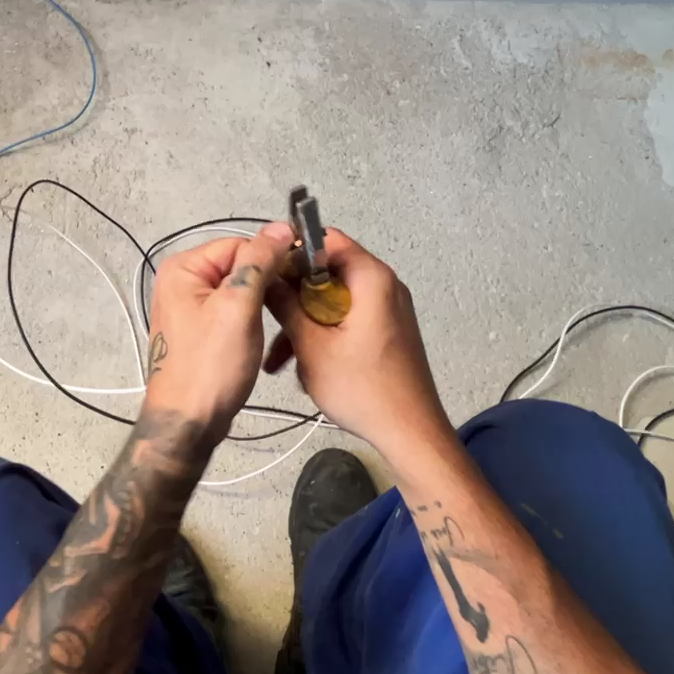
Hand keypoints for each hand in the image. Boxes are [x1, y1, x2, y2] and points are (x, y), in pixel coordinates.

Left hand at [142, 223, 295, 434]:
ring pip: (237, 288)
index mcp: (182, 268)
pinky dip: (249, 318)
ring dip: (259, 302)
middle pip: (237, 264)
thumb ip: (259, 263)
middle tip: (286, 306)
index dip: (269, 259)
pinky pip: (230, 309)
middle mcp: (180, 281)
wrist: (188, 423)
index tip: (298, 279)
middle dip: (264, 282)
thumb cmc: (211, 365)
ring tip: (271, 324)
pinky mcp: (198, 328)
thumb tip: (281, 226)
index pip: (238, 244)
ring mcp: (187, 306)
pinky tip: (258, 336)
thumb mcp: (238, 308)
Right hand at [263, 229, 451, 454]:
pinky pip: (345, 318)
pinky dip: (322, 334)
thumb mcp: (312, 345)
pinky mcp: (385, 330)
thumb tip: (263, 274)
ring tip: (276, 360)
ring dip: (302, 322)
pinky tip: (301, 366)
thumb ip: (285, 304)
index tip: (264, 275)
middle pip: (325, 271)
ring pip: (332, 300)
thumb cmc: (361, 386)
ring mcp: (386, 308)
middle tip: (264, 319)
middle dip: (292, 295)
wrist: (411, 434)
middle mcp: (383, 284)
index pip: (325, 239)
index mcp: (371, 277)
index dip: (291, 252)